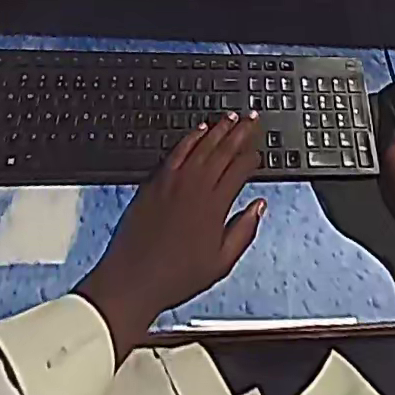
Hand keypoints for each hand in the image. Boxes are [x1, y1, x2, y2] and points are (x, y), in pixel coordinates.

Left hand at [76, 111, 265, 363]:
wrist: (135, 276)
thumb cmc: (177, 275)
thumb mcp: (221, 262)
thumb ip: (244, 231)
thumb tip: (259, 206)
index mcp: (215, 205)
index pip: (239, 171)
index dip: (251, 158)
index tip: (258, 152)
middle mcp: (196, 186)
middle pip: (223, 150)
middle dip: (241, 132)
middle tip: (251, 118)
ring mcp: (175, 180)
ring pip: (202, 145)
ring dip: (219, 129)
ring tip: (231, 117)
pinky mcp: (157, 179)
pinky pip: (178, 150)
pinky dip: (191, 137)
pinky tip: (200, 129)